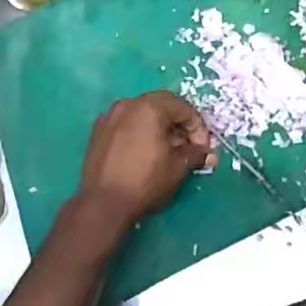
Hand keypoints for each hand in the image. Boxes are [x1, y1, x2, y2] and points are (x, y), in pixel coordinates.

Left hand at [72, 92, 214, 238]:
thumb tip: (206, 153)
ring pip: (142, 112)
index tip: (203, 149)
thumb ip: (195, 154)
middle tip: (188, 146)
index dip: (198, 127)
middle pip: (161, 104)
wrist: (103, 201)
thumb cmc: (145, 181)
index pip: (182, 107)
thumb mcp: (177, 167)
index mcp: (148, 107)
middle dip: (179, 123)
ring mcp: (110, 115)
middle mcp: (127, 104)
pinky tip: (145, 151)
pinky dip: (140, 130)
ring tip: (168, 150)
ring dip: (160, 126)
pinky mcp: (99, 129)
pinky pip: (126, 121)